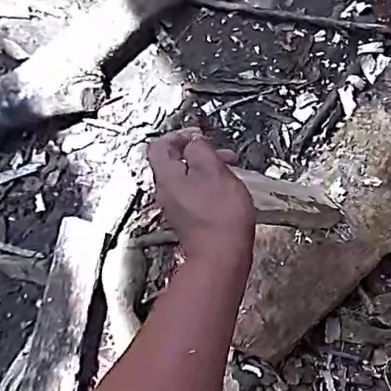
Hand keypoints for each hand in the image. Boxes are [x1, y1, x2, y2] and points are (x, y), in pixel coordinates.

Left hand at [146, 130, 253, 260]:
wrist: (223, 254)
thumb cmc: (220, 215)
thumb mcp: (214, 170)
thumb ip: (201, 149)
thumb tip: (195, 142)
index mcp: (167, 176)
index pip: (160, 145)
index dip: (180, 136)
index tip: (199, 136)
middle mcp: (166, 192)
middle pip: (174, 162)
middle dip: (199, 154)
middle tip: (222, 155)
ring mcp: (176, 208)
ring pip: (187, 178)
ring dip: (207, 171)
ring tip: (229, 173)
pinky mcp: (190, 220)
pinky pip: (195, 195)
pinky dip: (209, 188)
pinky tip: (226, 193)